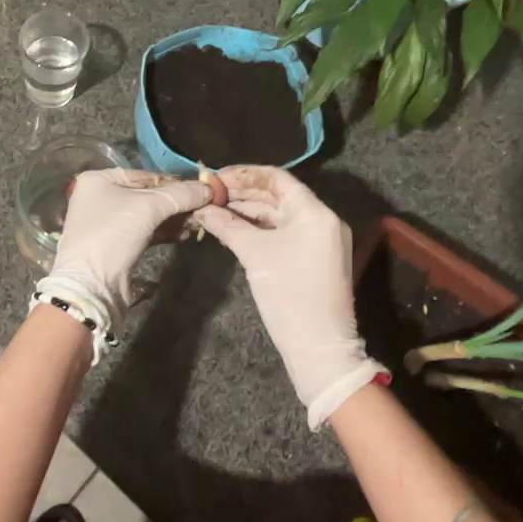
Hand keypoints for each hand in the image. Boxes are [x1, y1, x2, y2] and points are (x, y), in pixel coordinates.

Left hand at [45, 169, 210, 326]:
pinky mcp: (116, 246)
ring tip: (196, 223)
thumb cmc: (113, 234)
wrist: (91, 286)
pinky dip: (163, 232)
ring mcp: (107, 223)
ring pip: (147, 215)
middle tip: (202, 208)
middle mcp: (100, 197)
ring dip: (173, 219)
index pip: (145, 175)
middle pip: (147, 195)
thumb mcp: (148, 207)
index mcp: (99, 179)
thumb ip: (180, 195)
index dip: (174, 182)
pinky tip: (183, 235)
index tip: (200, 189)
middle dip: (175, 203)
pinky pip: (145, 232)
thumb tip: (209, 188)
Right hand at [196, 165, 386, 428]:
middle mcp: (321, 220)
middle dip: (242, 193)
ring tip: (213, 210)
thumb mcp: (254, 254)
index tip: (215, 178)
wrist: (318, 347)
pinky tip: (231, 228)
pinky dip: (258, 229)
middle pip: (276, 195)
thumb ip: (226, 224)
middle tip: (209, 194)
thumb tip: (201, 208)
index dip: (244, 174)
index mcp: (314, 212)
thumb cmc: (289, 293)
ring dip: (247, 211)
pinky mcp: (312, 257)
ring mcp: (318, 240)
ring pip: (277, 215)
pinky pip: (282, 232)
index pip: (277, 178)